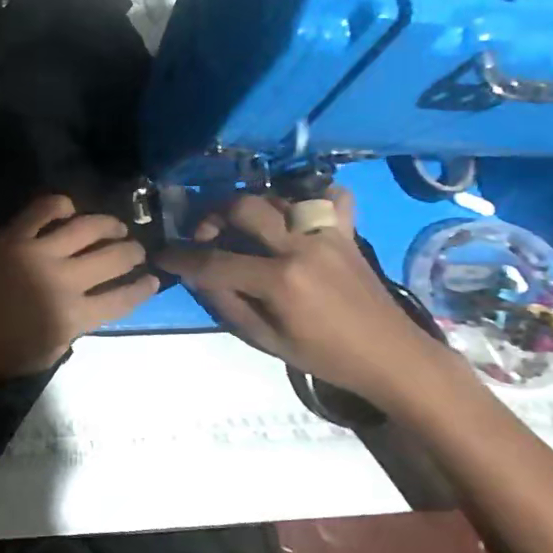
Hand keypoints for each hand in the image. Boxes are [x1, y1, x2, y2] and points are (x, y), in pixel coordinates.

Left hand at [0, 195, 160, 391]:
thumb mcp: (45, 356)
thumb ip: (74, 329)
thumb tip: (89, 307)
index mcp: (72, 318)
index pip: (122, 298)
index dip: (143, 287)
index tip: (153, 278)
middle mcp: (62, 280)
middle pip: (113, 258)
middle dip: (133, 252)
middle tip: (137, 250)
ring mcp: (37, 252)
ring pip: (88, 227)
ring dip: (109, 224)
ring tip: (116, 226)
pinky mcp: (11, 235)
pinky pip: (43, 209)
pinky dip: (62, 205)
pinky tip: (69, 211)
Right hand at [157, 190, 450, 403]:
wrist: (388, 354)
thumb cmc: (325, 357)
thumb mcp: (268, 341)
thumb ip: (228, 304)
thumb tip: (197, 276)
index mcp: (280, 281)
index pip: (215, 261)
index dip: (182, 257)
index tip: (163, 255)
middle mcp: (301, 246)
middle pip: (244, 207)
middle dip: (213, 215)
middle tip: (205, 235)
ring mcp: (327, 232)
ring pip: (277, 196)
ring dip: (250, 207)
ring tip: (242, 227)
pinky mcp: (346, 230)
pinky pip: (326, 196)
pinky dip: (307, 196)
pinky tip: (294, 213)